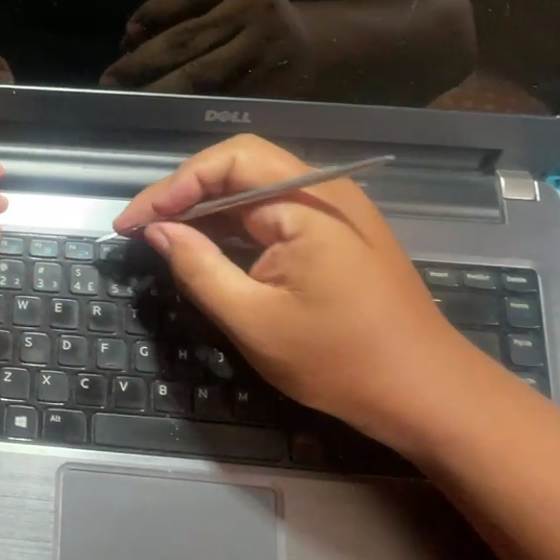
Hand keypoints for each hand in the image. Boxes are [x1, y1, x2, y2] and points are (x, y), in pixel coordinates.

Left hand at [101, 0, 317, 95]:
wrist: (316, 48)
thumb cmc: (254, 18)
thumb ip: (181, 1)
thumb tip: (132, 34)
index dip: (150, 13)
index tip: (125, 37)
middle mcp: (254, 14)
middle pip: (185, 39)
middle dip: (140, 62)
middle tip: (110, 79)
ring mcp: (261, 55)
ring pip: (197, 76)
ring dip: (154, 89)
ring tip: (125, 97)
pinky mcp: (266, 91)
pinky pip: (215, 102)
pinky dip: (181, 108)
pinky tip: (158, 112)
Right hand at [113, 135, 486, 440]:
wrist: (428, 395)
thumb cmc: (340, 361)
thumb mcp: (254, 320)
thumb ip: (198, 268)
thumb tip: (157, 231)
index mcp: (308, 204)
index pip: (225, 165)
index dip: (170, 187)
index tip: (131, 224)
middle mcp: (325, 193)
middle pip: (238, 167)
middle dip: (183, 192)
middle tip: (142, 227)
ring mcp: (335, 213)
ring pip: (255, 189)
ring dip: (206, 208)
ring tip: (162, 236)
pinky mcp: (337, 237)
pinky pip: (274, 213)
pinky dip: (234, 226)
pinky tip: (206, 248)